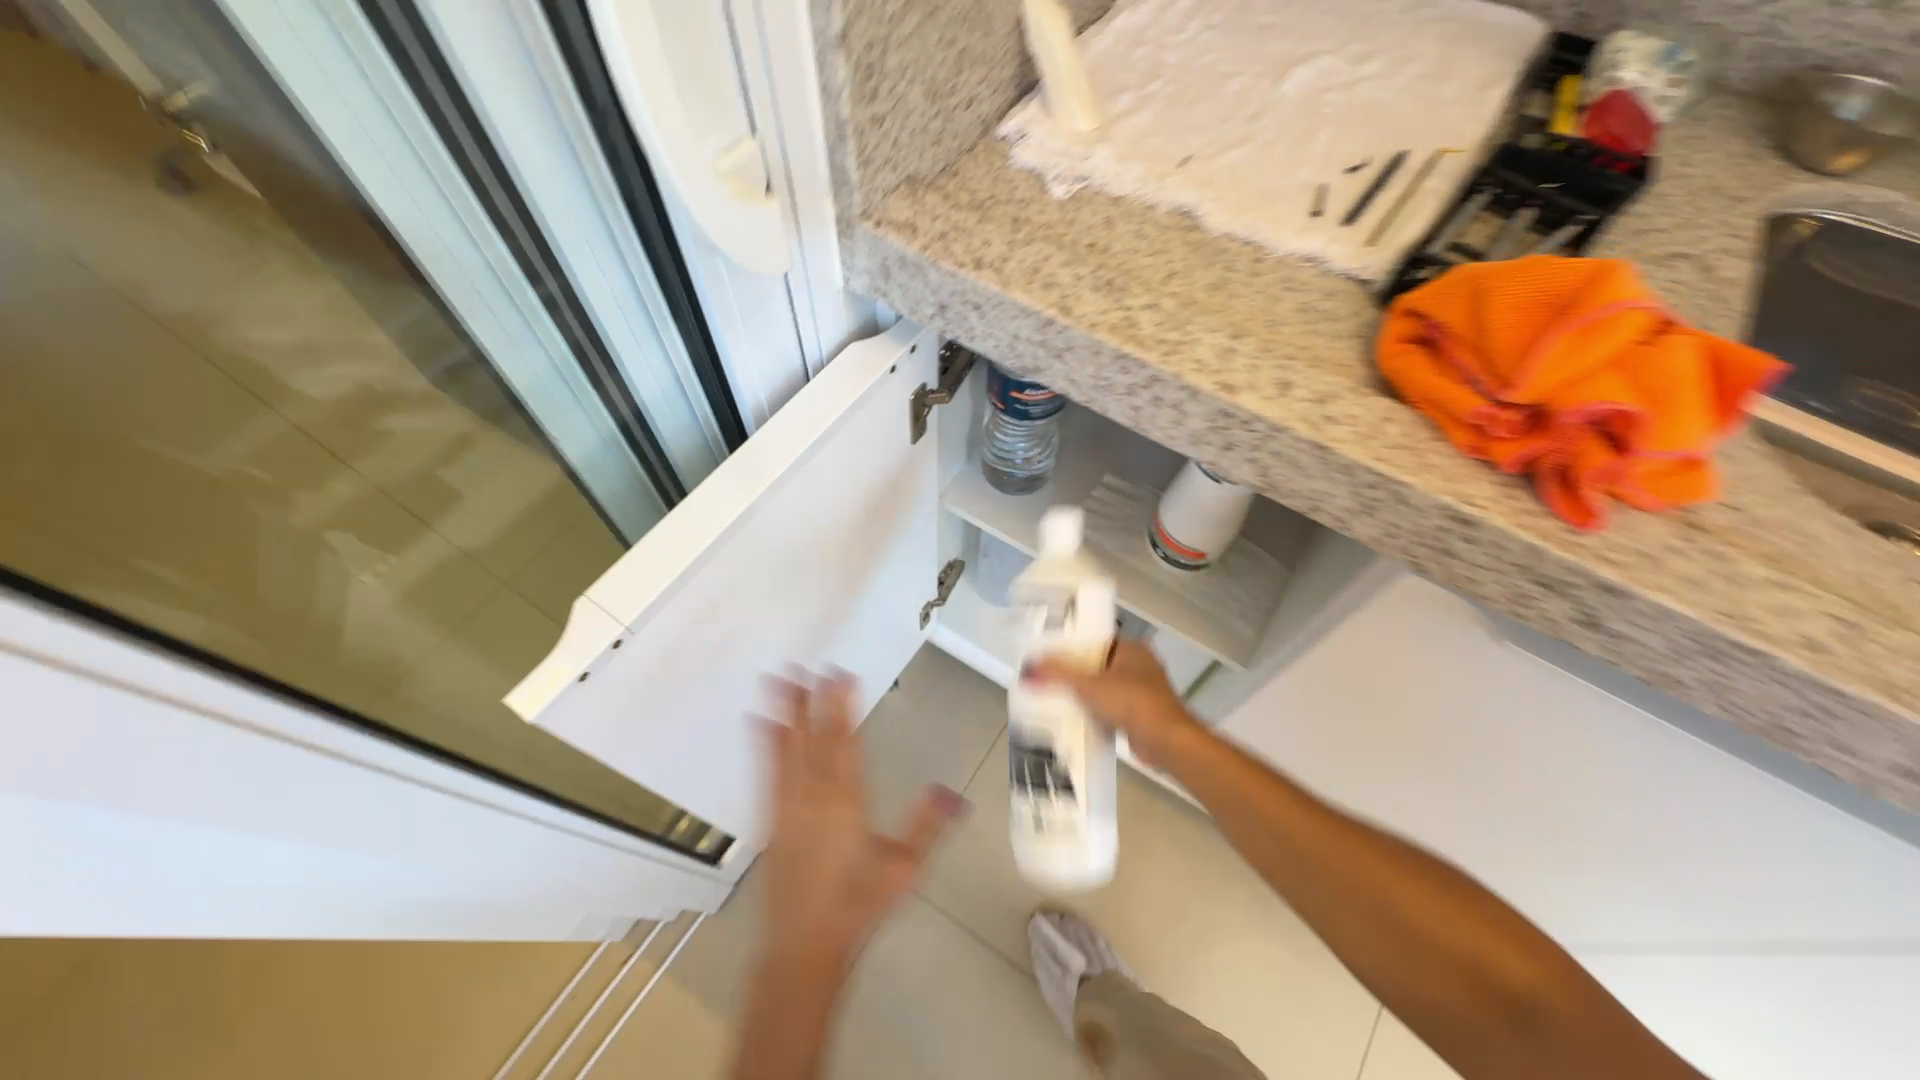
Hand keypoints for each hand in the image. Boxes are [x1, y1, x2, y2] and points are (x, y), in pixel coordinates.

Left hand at [757, 670, 967, 979]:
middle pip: (811, 739)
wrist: (803, 945)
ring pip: (785, 749)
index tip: (839, 676)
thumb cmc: (858, 906)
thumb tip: (950, 790)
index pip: (844, 744)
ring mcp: (786, 807)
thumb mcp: (904, 869)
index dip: (841, 707)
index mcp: (847, 804)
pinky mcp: (769, 821)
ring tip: (779, 680)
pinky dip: (764, 743)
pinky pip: (767, 771)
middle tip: (806, 666)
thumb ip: (927, 826)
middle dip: (810, 701)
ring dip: (784, 713)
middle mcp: (813, 798)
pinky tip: (760, 725)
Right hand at [1022, 641, 1203, 764]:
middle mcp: (1140, 665)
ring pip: (1105, 689)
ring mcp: (1144, 691)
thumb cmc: (1129, 701)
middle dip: (1074, 674)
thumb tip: (1026, 668)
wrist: (1166, 740)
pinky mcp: (1142, 715)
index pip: (1095, 641)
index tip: (1048, 657)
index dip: (1071, 648)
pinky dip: (1096, 713)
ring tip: (1054, 699)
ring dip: (1085, 696)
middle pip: (1098, 665)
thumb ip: (1056, 674)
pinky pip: (1112, 709)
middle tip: (1046, 680)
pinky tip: (1076, 720)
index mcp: (1131, 648)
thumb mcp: (1087, 684)